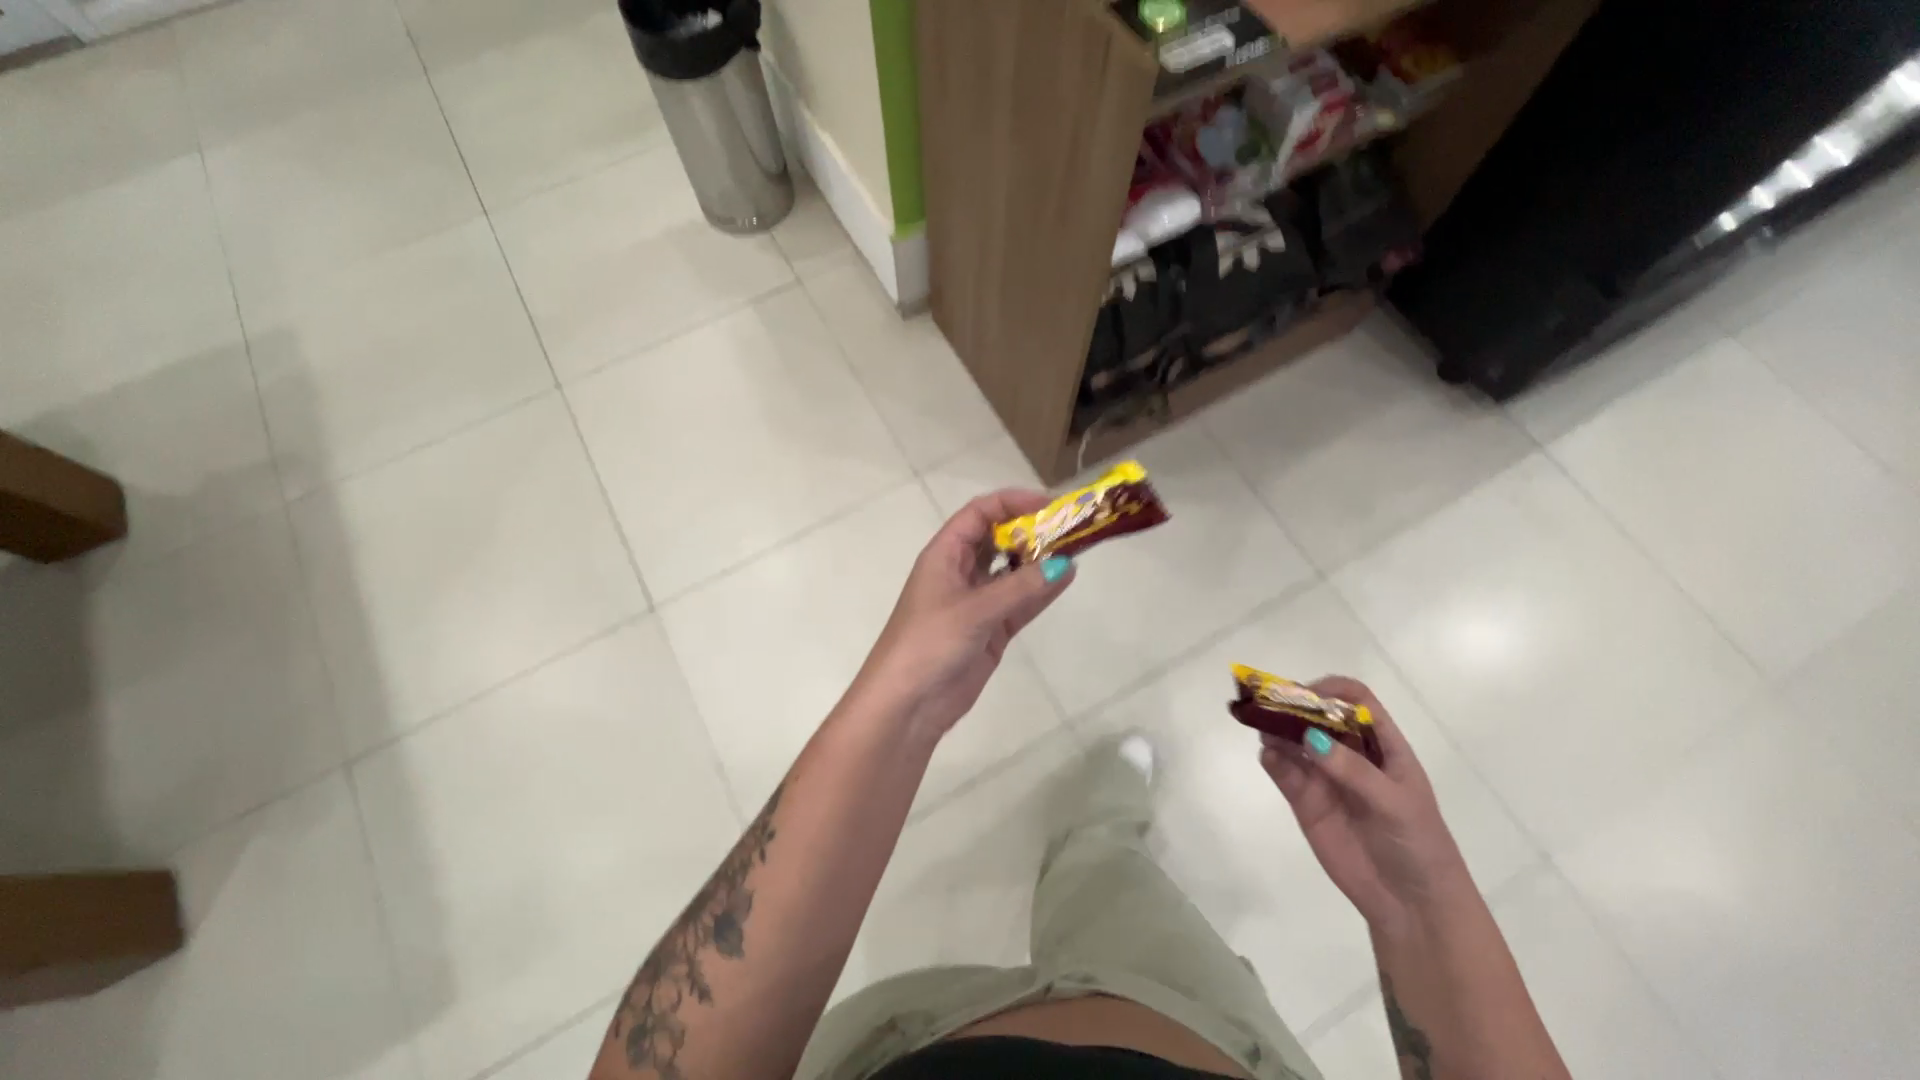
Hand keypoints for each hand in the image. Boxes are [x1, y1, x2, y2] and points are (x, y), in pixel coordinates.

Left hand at [848, 490, 1074, 740]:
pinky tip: (1066, 580)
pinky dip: (1041, 592)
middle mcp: (960, 573)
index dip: (1012, 502)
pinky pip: (1020, 602)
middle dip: (1031, 530)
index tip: (1050, 504)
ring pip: (1012, 572)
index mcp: (943, 555)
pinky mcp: (990, 630)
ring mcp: (976, 603)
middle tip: (1072, 526)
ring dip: (1039, 561)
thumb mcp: (974, 611)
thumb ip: (1021, 588)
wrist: (907, 704)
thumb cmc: (928, 644)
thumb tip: (1065, 564)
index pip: (979, 513)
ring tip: (1077, 549)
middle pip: (999, 539)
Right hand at [1260, 677, 1474, 934]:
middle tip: (1268, 704)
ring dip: (1278, 730)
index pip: (1356, 701)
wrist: (1412, 904)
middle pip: (1318, 717)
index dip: (1332, 690)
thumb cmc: (1418, 844)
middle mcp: (1351, 755)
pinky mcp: (1306, 803)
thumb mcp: (1394, 803)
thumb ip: (1352, 771)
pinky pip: (1285, 773)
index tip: (1307, 694)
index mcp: (1383, 746)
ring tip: (1263, 730)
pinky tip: (1269, 758)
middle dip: (1294, 706)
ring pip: (1295, 742)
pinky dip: (1273, 760)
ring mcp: (1326, 778)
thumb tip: (1309, 737)